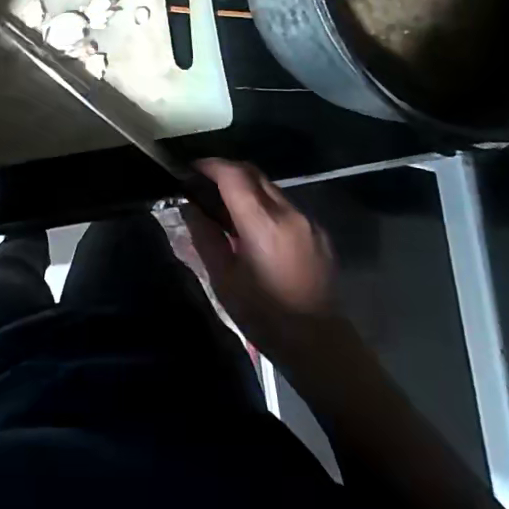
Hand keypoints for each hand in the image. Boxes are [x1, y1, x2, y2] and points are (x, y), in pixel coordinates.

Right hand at [183, 159, 343, 361]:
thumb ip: (205, 236)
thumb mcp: (223, 278)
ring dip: (247, 189)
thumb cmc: (263, 314)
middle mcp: (289, 212)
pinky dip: (266, 206)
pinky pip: (287, 207)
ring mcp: (308, 221)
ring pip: (271, 189)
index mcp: (263, 223)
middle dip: (227, 172)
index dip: (210, 166)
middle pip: (254, 174)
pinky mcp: (318, 233)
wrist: (317, 342)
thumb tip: (190, 208)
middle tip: (204, 185)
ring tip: (226, 208)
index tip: (190, 170)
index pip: (233, 175)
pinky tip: (255, 229)